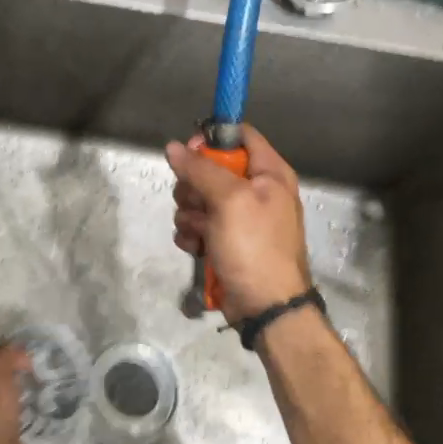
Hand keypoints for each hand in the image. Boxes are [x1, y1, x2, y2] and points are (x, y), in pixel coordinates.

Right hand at [166, 126, 311, 322]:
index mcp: (269, 173)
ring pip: (198, 198)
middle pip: (210, 168)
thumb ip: (200, 169)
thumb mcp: (229, 200)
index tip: (189, 151)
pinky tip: (196, 247)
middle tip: (197, 201)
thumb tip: (173, 147)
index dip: (212, 138)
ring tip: (199, 232)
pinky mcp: (225, 240)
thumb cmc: (255, 246)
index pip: (240, 136)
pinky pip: (197, 225)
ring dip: (189, 214)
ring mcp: (239, 218)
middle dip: (193, 185)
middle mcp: (256, 191)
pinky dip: (192, 235)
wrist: (264, 307)